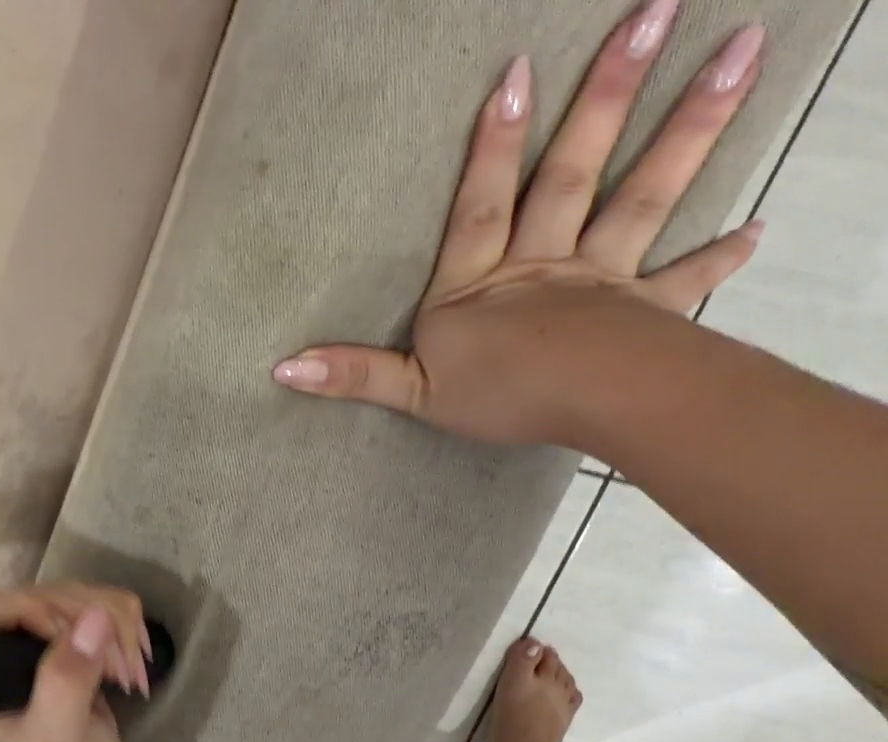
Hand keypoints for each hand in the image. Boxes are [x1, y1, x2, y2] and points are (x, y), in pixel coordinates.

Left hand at [0, 585, 151, 741]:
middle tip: (121, 668)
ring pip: (72, 593)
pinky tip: (134, 660)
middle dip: (86, 621)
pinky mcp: (64, 631)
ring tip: (130, 673)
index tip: (71, 640)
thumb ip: (67, 679)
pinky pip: (95, 602)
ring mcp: (31, 632)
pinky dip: (124, 623)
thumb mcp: (59, 732)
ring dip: (113, 623)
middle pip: (39, 592)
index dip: (31, 608)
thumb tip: (94, 618)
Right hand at [271, 5, 766, 444]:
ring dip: (691, 128)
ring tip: (740, 55)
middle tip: (655, 16)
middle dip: (608, 97)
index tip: (518, 73)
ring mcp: (601, 280)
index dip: (494, 144)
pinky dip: (720, 254)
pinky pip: (685, 277)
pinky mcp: (647, 310)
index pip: (481, 204)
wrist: (592, 406)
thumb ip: (350, 374)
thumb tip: (279, 369)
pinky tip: (759, 227)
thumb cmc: (501, 394)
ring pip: (644, 196)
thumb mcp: (407, 390)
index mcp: (479, 284)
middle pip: (572, 174)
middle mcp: (542, 265)